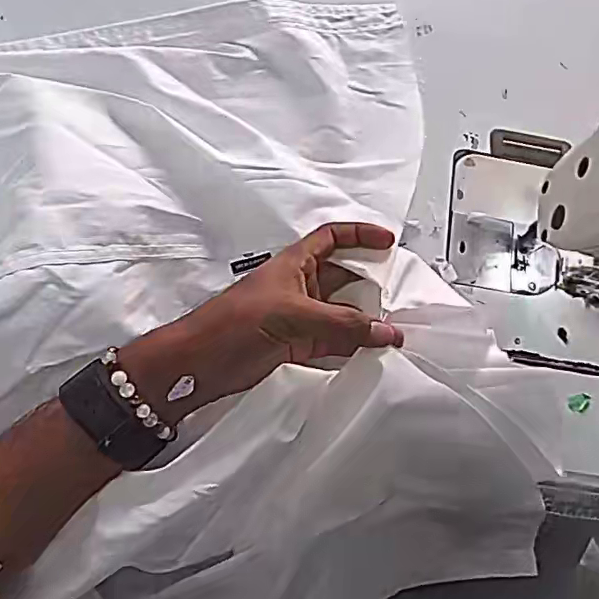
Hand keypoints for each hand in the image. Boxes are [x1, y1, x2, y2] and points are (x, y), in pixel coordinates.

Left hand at [120, 222, 402, 420]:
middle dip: (371, 284)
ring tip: (394, 329)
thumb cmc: (228, 324)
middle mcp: (299, 287)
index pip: (333, 238)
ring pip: (342, 314)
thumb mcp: (291, 315)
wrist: (198, 364)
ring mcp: (298, 317)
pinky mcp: (296, 345)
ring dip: (365, 321)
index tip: (388, 241)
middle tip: (400, 295)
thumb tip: (384, 331)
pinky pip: (334, 342)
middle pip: (344, 278)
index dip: (360, 235)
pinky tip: (371, 353)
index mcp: (294, 264)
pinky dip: (353, 347)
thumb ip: (341, 324)